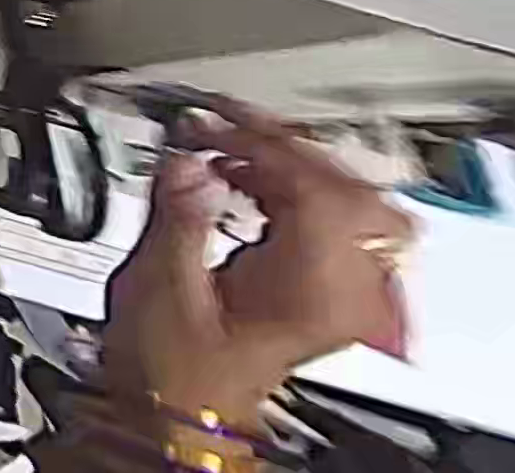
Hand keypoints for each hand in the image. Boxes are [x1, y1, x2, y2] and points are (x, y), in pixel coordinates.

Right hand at [102, 100, 414, 428]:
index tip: (208, 122)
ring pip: (346, 202)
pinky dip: (279, 183)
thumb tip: (187, 161)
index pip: (322, 197)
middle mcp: (345, 292)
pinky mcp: (315, 281)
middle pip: (354, 196)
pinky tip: (231, 170)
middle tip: (224, 116)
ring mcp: (338, 289)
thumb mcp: (160, 281)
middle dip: (287, 146)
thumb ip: (177, 216)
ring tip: (221, 137)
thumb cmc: (170, 355)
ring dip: (284, 161)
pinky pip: (321, 217)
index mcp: (315, 293)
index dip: (265, 148)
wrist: (176, 397)